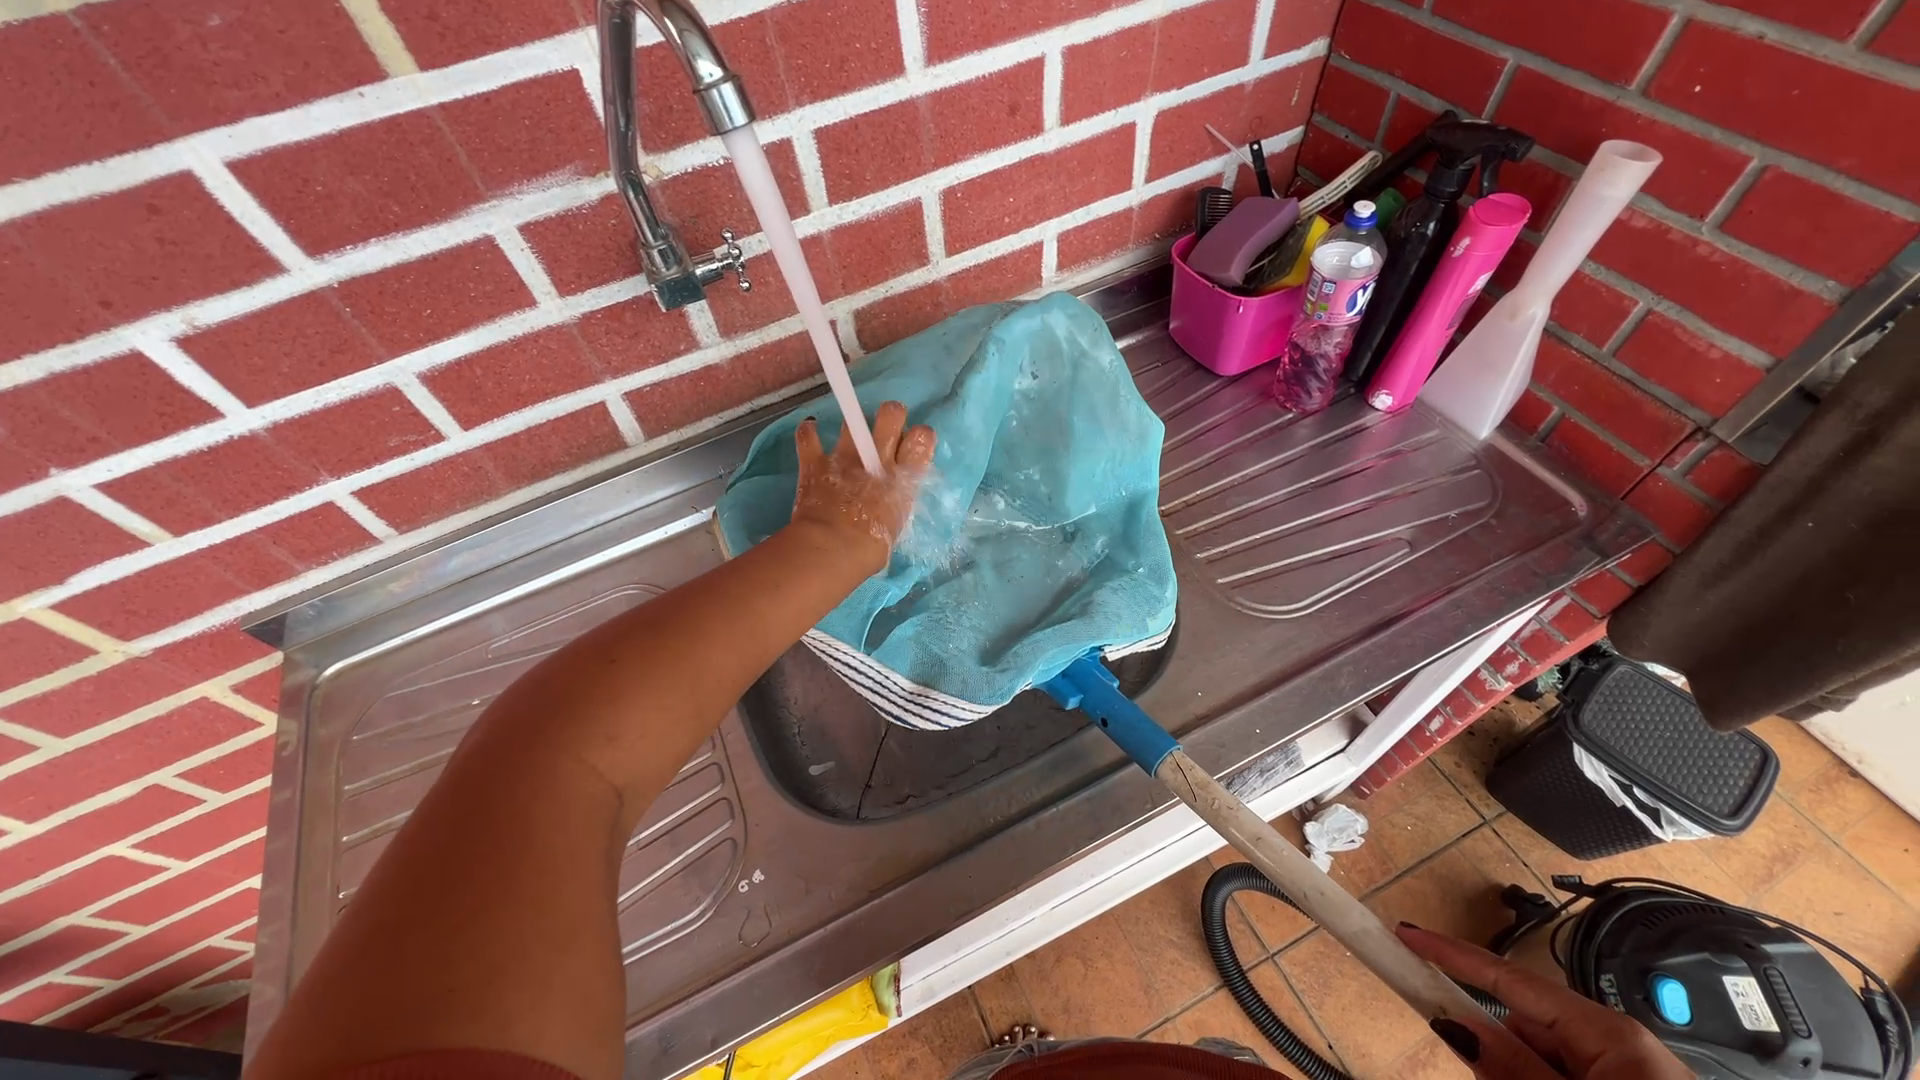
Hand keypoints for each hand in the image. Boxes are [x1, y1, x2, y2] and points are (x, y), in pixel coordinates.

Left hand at [789, 401, 935, 573]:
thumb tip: (891, 498)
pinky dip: (808, 432)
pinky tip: (810, 430)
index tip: (911, 445)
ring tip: (850, 434)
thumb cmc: (872, 547)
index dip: (919, 436)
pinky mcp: (815, 463)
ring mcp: (845, 457)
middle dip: (891, 415)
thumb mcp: (898, 523)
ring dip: (852, 424)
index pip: (923, 437)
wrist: (834, 549)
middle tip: (886, 426)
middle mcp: (878, 458)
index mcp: (904, 477)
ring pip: (853, 420)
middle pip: (891, 415)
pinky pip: (808, 436)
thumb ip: (897, 500)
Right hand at [1398, 925, 1691, 1079]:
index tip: (1404, 934)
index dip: (1451, 954)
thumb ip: (1510, 1067)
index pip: (1509, 978)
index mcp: (1607, 1033)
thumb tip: (1452, 1020)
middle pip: (1524, 1027)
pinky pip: (1563, 1079)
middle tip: (1474, 1071)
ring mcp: (1627, 1072)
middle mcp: (1617, 1044)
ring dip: (1519, 1077)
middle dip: (1492, 1050)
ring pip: (1542, 1061)